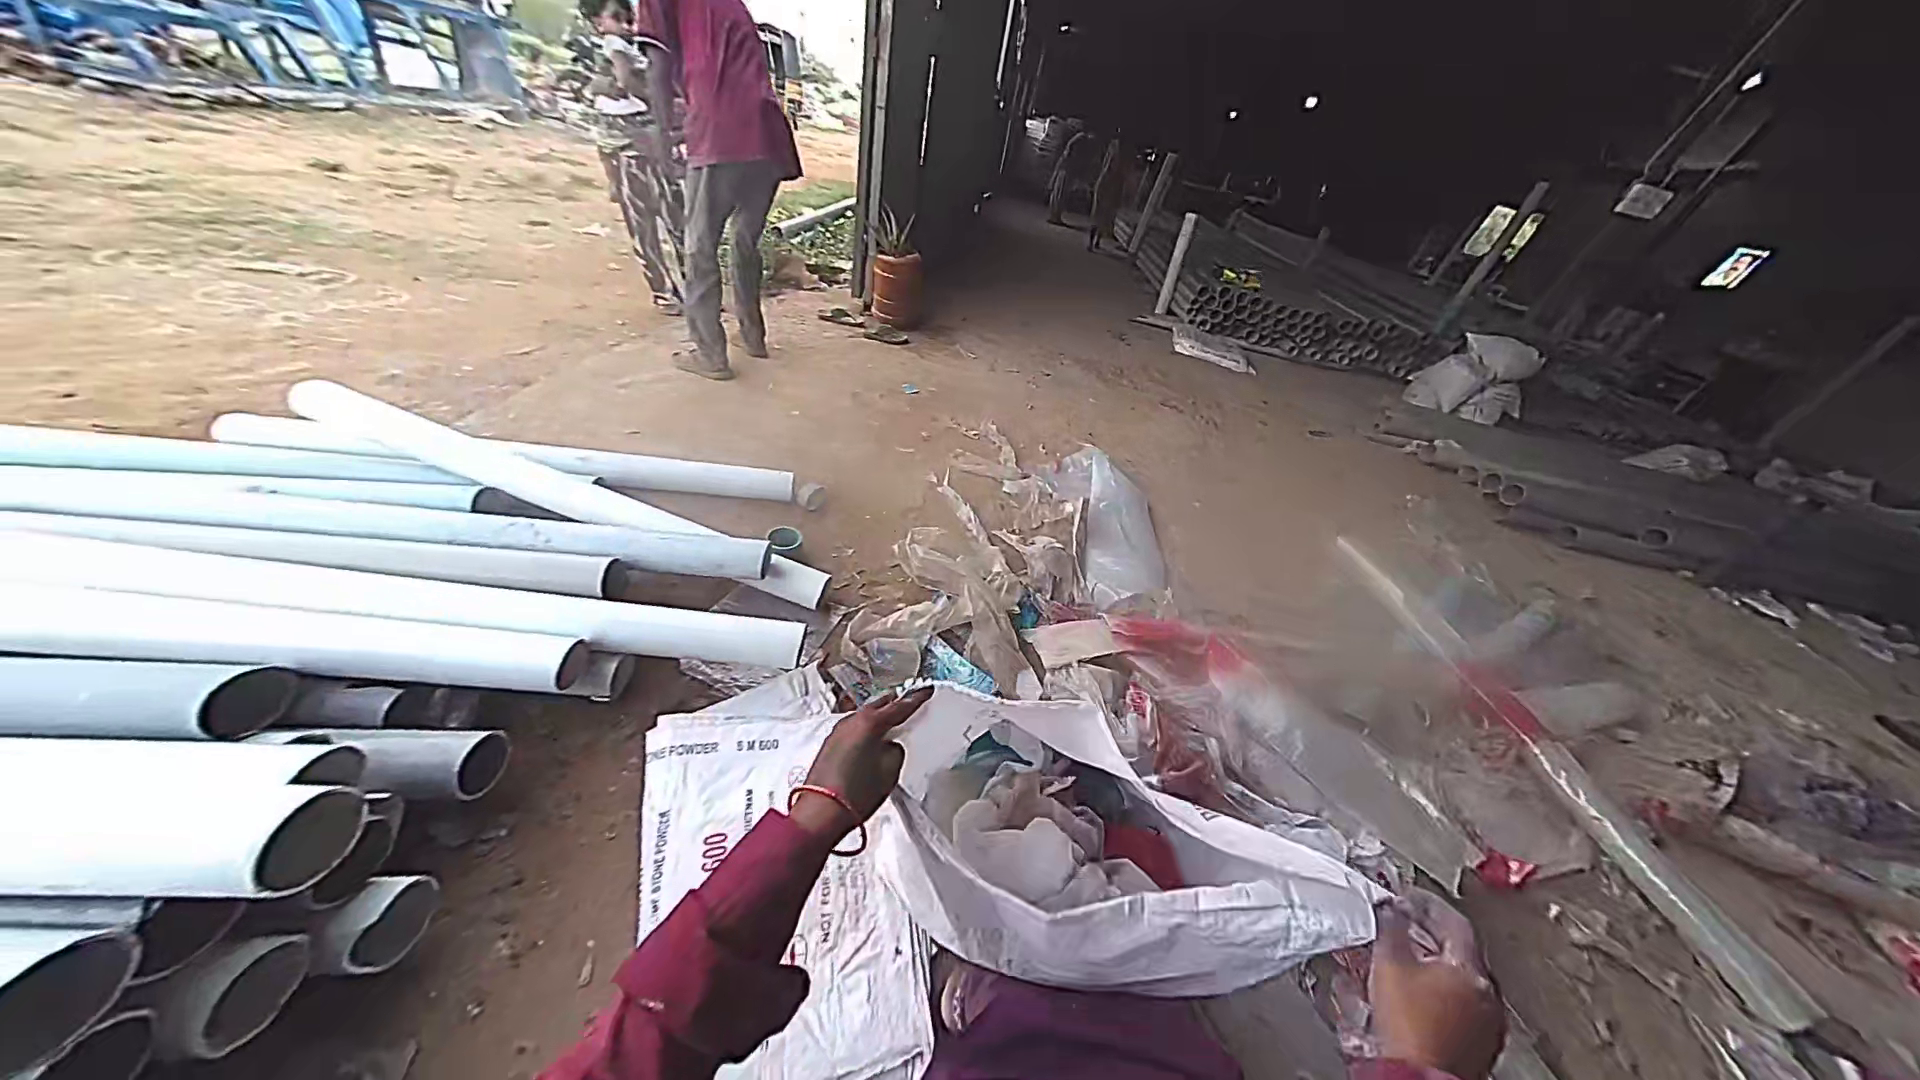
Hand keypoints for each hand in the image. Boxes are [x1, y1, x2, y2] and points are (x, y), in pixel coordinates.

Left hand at [790, 687, 932, 843]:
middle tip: (909, 705)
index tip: (925, 691)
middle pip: (879, 705)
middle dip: (894, 704)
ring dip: (878, 718)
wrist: (821, 813)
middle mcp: (852, 721)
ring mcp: (838, 731)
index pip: (900, 706)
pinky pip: (853, 729)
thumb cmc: (856, 793)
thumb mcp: (890, 771)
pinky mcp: (830, 744)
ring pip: (864, 716)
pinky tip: (871, 741)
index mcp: (870, 723)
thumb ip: (895, 750)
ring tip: (891, 726)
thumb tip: (890, 745)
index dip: (916, 699)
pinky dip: (865, 730)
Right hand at [1369, 889, 1505, 1079]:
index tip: (1406, 896)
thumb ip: (1391, 926)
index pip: (1454, 921)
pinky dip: (1435, 986)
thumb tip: (1391, 908)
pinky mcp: (1476, 1042)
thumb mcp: (1389, 960)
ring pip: (1457, 976)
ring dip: (1429, 959)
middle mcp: (1487, 995)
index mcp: (1471, 970)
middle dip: (1426, 932)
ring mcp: (1486, 1022)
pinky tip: (1412, 988)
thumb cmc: (1408, 1021)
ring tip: (1401, 954)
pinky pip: (1457, 1001)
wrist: (1419, 1074)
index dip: (1426, 903)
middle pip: (1457, 949)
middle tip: (1402, 921)